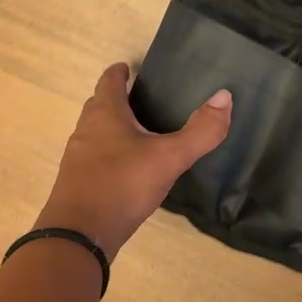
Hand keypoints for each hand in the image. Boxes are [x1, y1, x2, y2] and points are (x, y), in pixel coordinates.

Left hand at [34, 63, 231, 259]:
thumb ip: (200, 132)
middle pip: (98, 105)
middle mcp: (86, 130)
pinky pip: (93, 158)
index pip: (109, 82)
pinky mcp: (77, 182)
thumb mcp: (169, 158)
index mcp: (106, 115)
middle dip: (115, 99)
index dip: (119, 72)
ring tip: (136, 134)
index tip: (128, 68)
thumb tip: (224, 98)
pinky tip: (125, 170)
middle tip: (139, 100)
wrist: (80, 233)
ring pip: (94, 133)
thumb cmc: (123, 185)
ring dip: (111, 128)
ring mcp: (77, 158)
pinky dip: (108, 155)